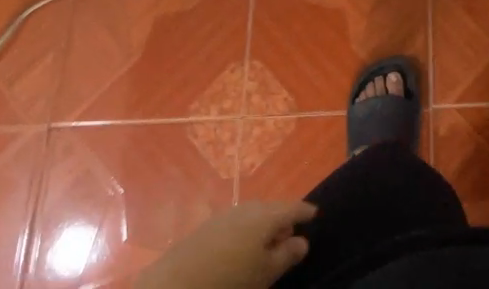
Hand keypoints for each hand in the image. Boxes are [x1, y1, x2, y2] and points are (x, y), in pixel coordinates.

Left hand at [137, 201, 316, 288]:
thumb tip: (301, 241)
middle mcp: (246, 208)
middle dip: (282, 221)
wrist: (173, 286)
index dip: (305, 211)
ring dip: (262, 227)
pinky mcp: (206, 228)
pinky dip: (245, 232)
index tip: (315, 214)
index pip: (292, 208)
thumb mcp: (265, 274)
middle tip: (290, 238)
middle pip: (271, 209)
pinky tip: (241, 250)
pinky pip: (235, 224)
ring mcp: (224, 216)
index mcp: (265, 216)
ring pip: (252, 216)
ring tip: (266, 248)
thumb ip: (286, 255)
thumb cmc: (229, 281)